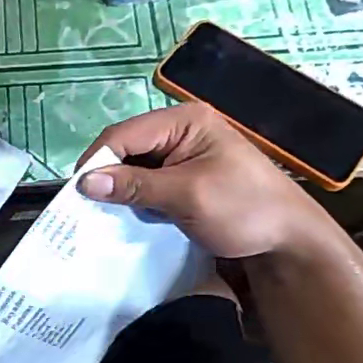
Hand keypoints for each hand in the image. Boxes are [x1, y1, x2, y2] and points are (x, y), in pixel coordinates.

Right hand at [77, 103, 338, 258]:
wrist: (287, 241)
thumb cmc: (243, 209)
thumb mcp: (187, 196)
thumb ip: (135, 186)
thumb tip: (84, 182)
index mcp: (184, 121)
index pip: (125, 134)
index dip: (97, 161)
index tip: (76, 194)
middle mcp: (180, 132)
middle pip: (125, 149)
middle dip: (106, 177)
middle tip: (85, 208)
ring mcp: (181, 156)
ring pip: (132, 169)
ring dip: (119, 192)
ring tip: (102, 216)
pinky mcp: (181, 180)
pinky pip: (146, 185)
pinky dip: (134, 201)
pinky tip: (126, 217)